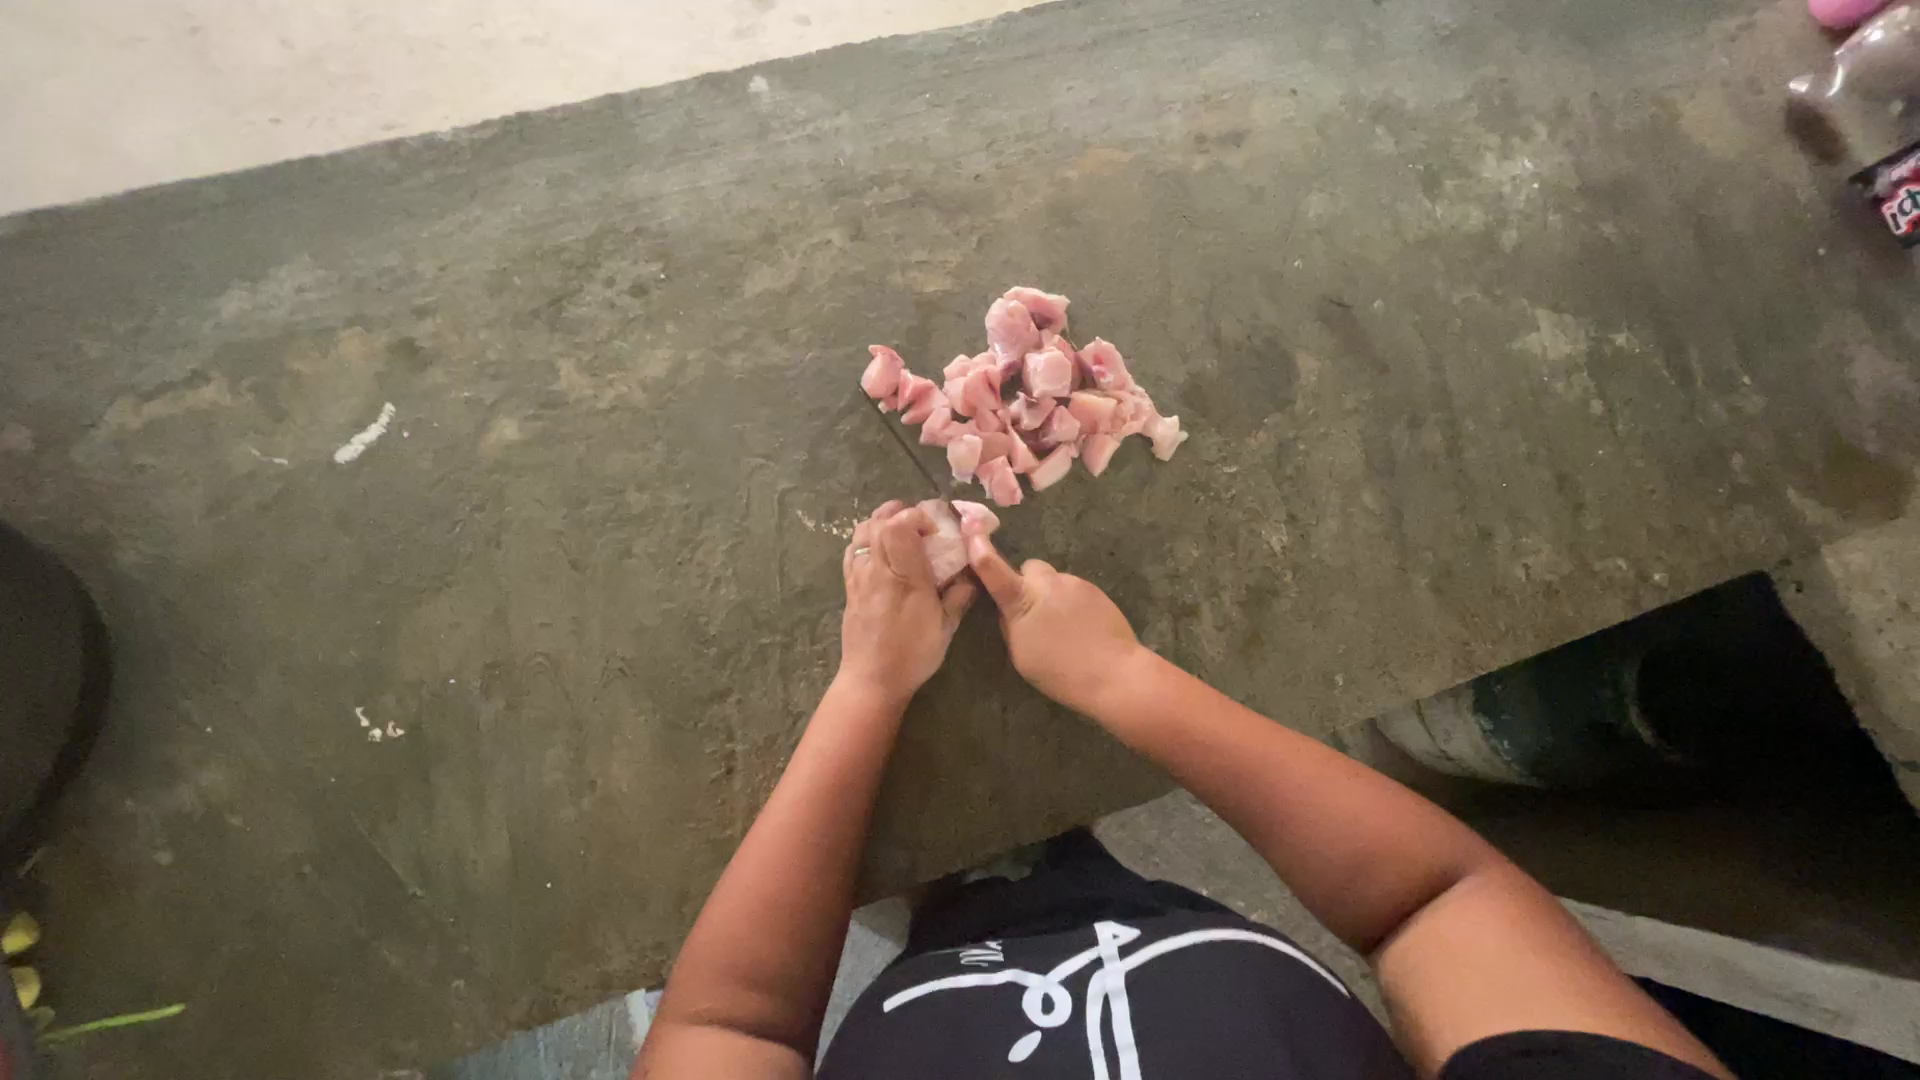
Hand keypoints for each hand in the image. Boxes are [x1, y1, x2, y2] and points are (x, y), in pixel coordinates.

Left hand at [837, 501, 977, 704]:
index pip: (900, 525)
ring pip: (861, 531)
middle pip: (878, 521)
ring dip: (881, 522)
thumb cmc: (913, 654)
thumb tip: (970, 576)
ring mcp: (858, 576)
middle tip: (920, 524)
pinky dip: (866, 539)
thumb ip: (959, 596)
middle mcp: (877, 569)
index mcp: (904, 576)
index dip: (917, 516)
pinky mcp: (849, 587)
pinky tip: (880, 550)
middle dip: (900, 512)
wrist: (872, 679)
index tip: (934, 530)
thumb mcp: (946, 627)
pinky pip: (852, 550)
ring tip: (900, 531)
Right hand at [964, 531, 1145, 714]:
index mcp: (1021, 600)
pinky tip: (1082, 628)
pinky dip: (1073, 604)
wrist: (1112, 673)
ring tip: (1065, 628)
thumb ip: (1010, 624)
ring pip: (1055, 581)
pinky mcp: (1095, 589)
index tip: (972, 529)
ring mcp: (1074, 583)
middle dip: (1028, 583)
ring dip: (1053, 596)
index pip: (993, 569)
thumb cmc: (1058, 671)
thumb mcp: (1020, 654)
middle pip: (1031, 569)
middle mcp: (1047, 583)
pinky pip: (1075, 590)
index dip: (980, 549)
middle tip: (1035, 613)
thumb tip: (1007, 609)